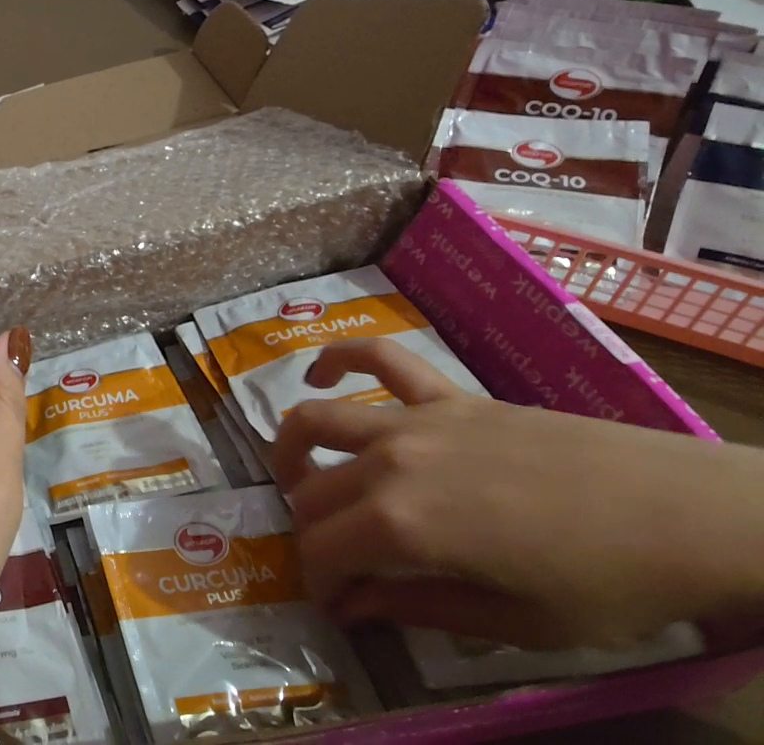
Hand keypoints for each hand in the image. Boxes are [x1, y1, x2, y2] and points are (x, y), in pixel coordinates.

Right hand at [273, 338, 763, 648]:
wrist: (692, 516)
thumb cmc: (608, 584)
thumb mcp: (516, 623)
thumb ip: (418, 607)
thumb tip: (349, 606)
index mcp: (401, 525)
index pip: (322, 551)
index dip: (320, 582)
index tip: (335, 606)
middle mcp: (388, 464)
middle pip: (313, 493)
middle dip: (311, 532)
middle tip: (336, 561)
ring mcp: (413, 422)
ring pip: (315, 420)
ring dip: (290, 447)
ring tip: (296, 472)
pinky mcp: (447, 397)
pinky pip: (379, 359)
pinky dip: (339, 359)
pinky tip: (322, 374)